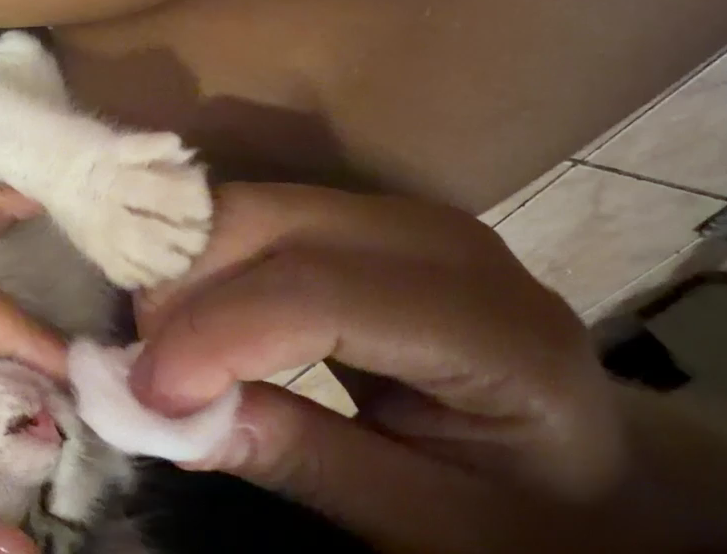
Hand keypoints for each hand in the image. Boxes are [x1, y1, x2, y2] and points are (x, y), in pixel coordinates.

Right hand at [129, 182, 629, 553]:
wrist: (583, 461)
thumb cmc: (520, 509)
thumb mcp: (430, 522)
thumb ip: (306, 462)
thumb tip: (170, 418)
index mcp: (496, 330)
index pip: (320, 294)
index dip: (218, 334)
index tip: (150, 394)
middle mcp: (440, 241)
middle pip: (268, 224)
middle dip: (181, 289)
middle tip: (143, 368)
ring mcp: (391, 214)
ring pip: (244, 205)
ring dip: (180, 269)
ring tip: (163, 348)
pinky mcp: (351, 212)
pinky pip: (249, 213)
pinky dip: (198, 257)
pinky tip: (188, 315)